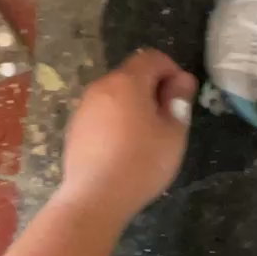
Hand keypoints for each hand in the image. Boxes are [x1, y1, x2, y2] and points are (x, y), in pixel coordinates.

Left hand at [56, 49, 197, 223]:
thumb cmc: (141, 163)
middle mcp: (101, 87)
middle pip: (131, 75)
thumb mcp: (172, 133)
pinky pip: (102, 114)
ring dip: (133, 106)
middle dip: (152, 89)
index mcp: (127, 82)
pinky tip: (123, 149)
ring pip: (115, 95)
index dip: (172, 71)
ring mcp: (84, 108)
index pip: (152, 58)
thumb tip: (181, 80)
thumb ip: (178, 101)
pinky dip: (116, 121)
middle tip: (167, 120)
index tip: (180, 98)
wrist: (95, 197)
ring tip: (146, 137)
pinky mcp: (75, 128)